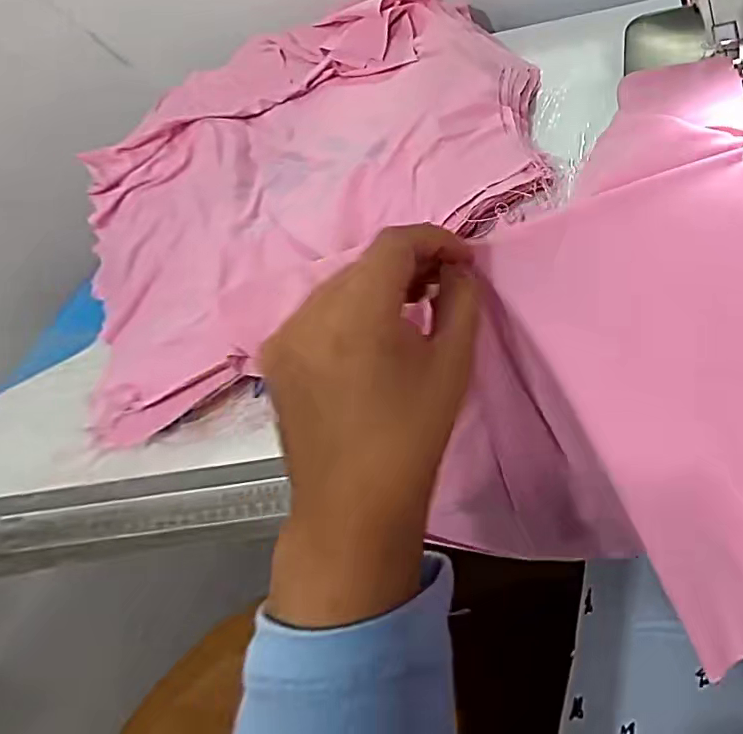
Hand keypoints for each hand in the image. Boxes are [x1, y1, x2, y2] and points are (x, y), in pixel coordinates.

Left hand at [259, 224, 479, 628]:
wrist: (354, 502)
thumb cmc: (414, 429)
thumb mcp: (454, 359)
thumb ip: (462, 298)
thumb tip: (457, 270)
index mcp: (355, 313)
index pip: (394, 243)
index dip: (435, 239)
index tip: (466, 258)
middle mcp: (308, 314)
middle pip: (367, 260)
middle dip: (413, 261)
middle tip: (450, 281)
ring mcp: (285, 335)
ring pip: (343, 282)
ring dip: (384, 281)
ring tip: (419, 304)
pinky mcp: (276, 356)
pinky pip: (322, 308)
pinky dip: (356, 305)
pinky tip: (381, 331)